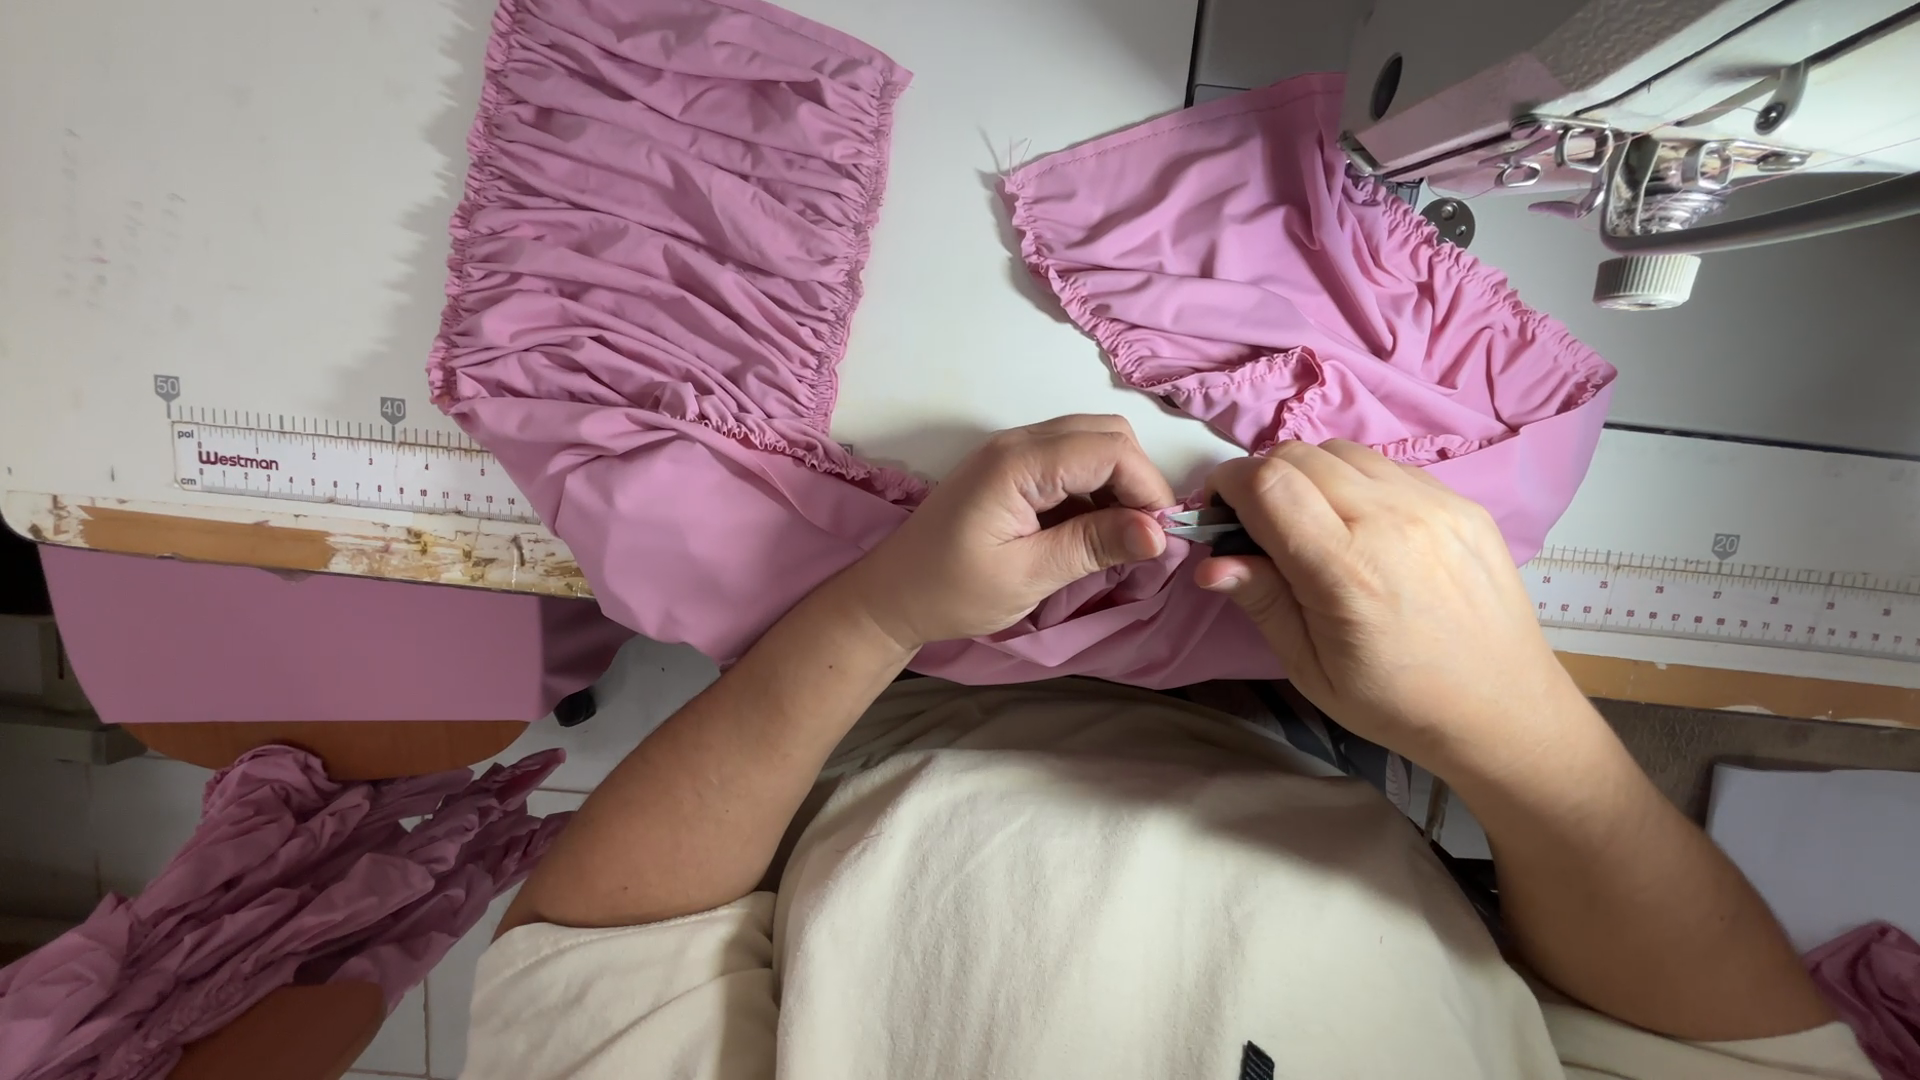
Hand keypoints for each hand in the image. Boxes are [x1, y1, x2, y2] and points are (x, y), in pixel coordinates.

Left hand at [837, 415, 1175, 649]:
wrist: (893, 595)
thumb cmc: (951, 591)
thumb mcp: (1027, 576)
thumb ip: (1092, 545)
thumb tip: (1158, 533)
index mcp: (1018, 463)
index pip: (1110, 449)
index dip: (1147, 489)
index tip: (1157, 539)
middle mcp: (1018, 442)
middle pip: (1106, 436)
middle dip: (1137, 481)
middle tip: (1141, 538)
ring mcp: (1013, 453)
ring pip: (1092, 445)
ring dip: (1117, 486)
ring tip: (1118, 539)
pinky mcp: (1011, 470)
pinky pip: (1070, 463)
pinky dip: (1094, 491)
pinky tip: (1090, 532)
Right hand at [1194, 440, 1583, 766]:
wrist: (1502, 710)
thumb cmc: (1393, 700)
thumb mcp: (1308, 666)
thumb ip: (1261, 602)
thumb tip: (1210, 563)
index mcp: (1345, 569)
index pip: (1268, 483)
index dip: (1228, 485)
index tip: (1218, 512)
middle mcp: (1391, 520)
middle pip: (1297, 454)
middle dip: (1260, 478)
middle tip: (1257, 522)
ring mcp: (1434, 504)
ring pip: (1341, 450)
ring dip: (1306, 474)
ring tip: (1308, 521)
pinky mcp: (1461, 503)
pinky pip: (1385, 465)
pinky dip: (1351, 480)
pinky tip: (1357, 523)